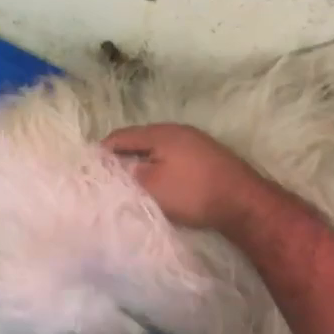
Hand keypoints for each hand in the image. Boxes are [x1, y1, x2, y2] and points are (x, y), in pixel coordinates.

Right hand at [103, 123, 261, 232]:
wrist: (243, 203)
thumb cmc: (191, 192)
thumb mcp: (151, 186)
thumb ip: (128, 173)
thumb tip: (118, 167)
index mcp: (160, 132)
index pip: (121, 136)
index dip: (103, 150)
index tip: (91, 166)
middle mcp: (178, 130)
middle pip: (141, 138)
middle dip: (123, 153)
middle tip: (108, 172)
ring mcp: (196, 141)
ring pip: (159, 147)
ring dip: (143, 159)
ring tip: (131, 177)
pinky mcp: (209, 155)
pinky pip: (174, 155)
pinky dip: (161, 164)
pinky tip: (159, 179)